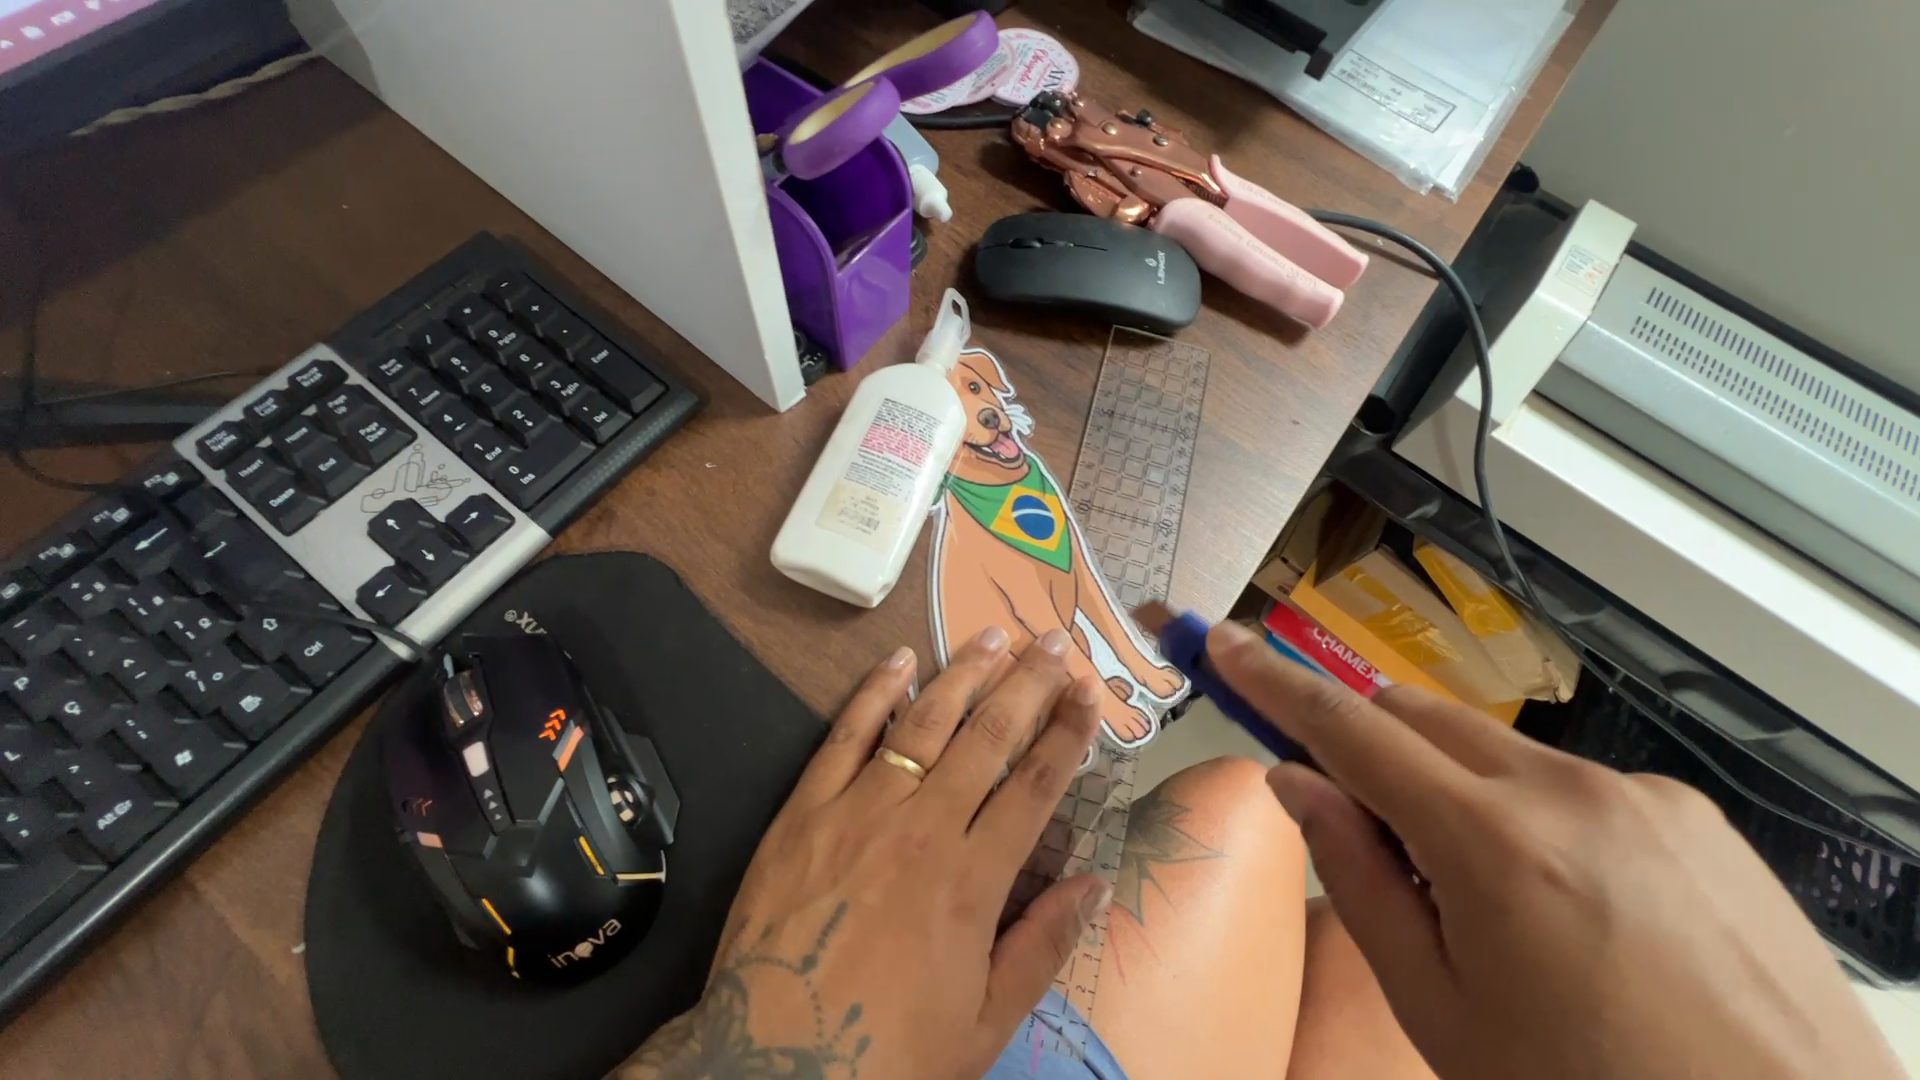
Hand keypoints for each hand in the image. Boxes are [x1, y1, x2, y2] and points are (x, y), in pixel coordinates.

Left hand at [618, 627, 1108, 1079]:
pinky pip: (845, 735)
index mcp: (973, 878)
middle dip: (1028, 684)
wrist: (772, 1060)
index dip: (1067, 732)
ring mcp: (861, 808)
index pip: (1034, 784)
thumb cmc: (889, 1048)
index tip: (1088, 692)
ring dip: (963, 675)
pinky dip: (875, 692)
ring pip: (924, 723)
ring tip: (992, 636)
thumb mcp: (985, 1021)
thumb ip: (1044, 945)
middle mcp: (924, 827)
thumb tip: (1097, 884)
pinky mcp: (806, 807)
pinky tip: (899, 659)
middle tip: (1054, 642)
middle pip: (988, 737)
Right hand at [1207, 620, 1904, 1079]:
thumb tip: (1294, 780)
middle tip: (1365, 822)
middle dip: (1367, 742)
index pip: (1347, 729)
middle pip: (1415, 714)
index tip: (1225, 640)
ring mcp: (1642, 794)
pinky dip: (1524, 803)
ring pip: (1488, 743)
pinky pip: (1564, 777)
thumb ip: (1353, 874)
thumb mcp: (1434, 1006)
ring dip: (1448, 779)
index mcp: (1490, 843)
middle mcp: (1566, 790)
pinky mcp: (1694, 814)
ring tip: (1481, 887)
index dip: (1273, 681)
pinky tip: (1568, 895)